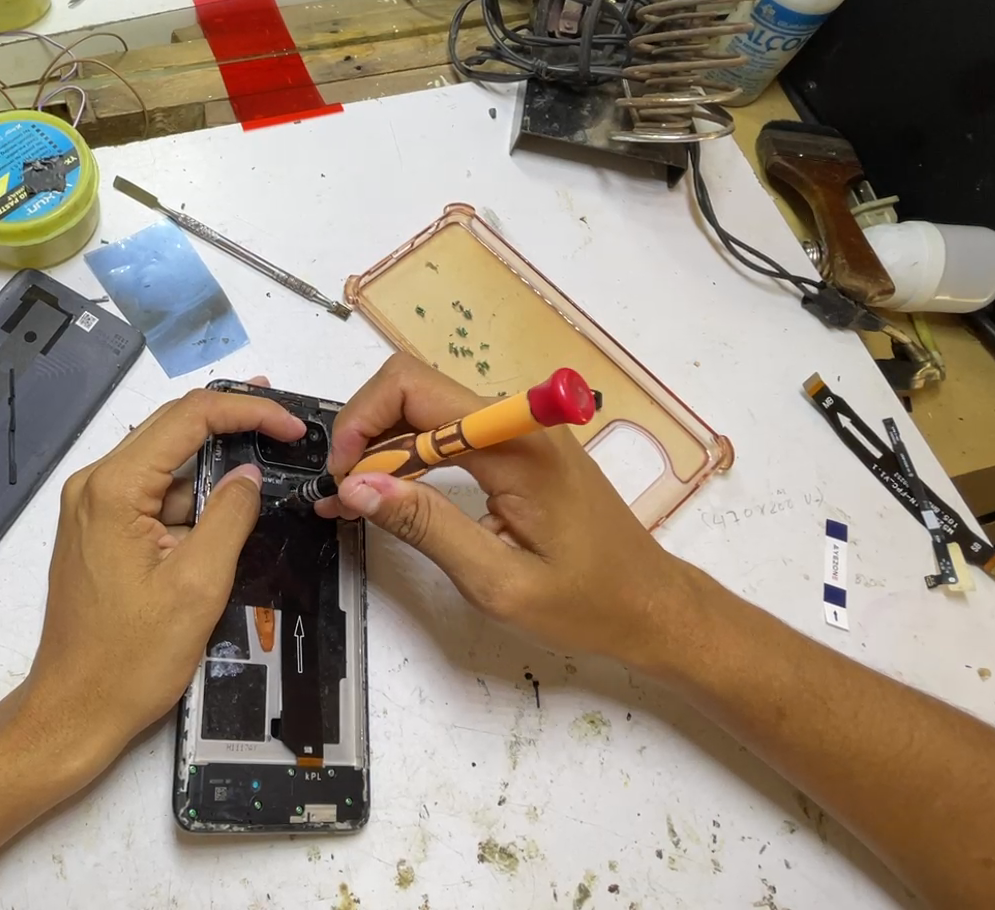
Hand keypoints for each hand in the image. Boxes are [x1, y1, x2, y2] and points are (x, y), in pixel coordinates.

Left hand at [19, 382, 306, 770]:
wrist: (73, 710)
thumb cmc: (132, 658)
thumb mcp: (198, 585)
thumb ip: (229, 516)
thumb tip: (249, 472)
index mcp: (113, 487)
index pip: (188, 418)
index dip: (247, 411)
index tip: (291, 428)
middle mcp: (95, 483)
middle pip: (172, 427)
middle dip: (232, 421)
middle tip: (285, 424)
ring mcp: (94, 505)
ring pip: (165, 460)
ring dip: (213, 460)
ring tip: (266, 458)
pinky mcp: (100, 528)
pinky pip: (154, 493)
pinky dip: (192, 494)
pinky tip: (227, 504)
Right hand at [315, 354, 686, 666]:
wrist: (652, 606)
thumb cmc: (586, 603)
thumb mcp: (498, 580)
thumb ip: (426, 527)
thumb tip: (356, 487)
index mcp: (515, 442)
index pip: (413, 387)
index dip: (362, 420)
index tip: (343, 476)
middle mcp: (512, 419)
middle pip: (411, 390)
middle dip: (364, 434)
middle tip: (344, 493)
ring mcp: (514, 429)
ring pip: (421, 411)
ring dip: (379, 449)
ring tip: (352, 500)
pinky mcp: (512, 447)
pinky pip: (442, 435)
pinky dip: (405, 460)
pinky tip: (386, 497)